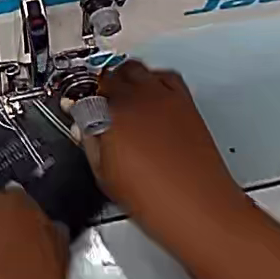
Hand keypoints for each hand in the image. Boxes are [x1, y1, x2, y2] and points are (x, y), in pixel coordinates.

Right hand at [83, 61, 254, 253]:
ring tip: (122, 93)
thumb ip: (91, 145)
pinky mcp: (183, 101)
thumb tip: (87, 133)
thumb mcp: (106, 177)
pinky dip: (154, 80)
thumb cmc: (158, 201)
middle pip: (108, 76)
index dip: (79, 105)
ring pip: (134, 68)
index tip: (80, 111)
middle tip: (99, 101)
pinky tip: (151, 93)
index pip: (84, 98)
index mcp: (109, 116)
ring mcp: (160, 97)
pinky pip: (164, 76)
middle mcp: (134, 99)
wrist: (201, 210)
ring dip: (124, 77)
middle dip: (100, 87)